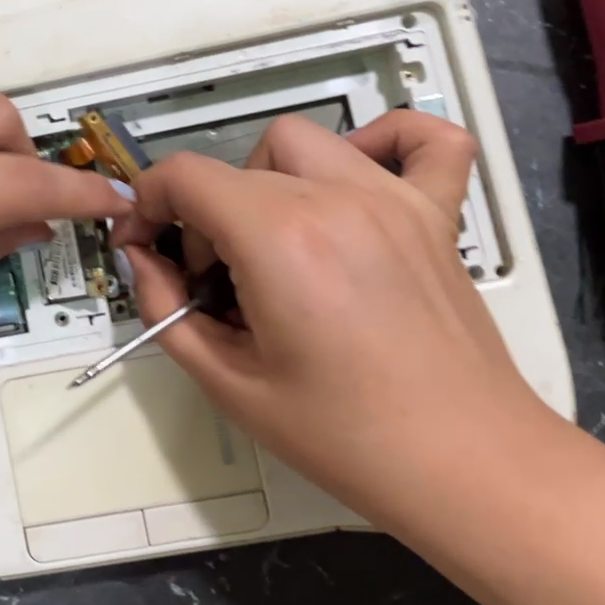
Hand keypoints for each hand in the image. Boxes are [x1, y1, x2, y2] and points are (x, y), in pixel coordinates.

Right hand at [117, 111, 547, 507]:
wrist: (461, 465)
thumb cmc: (342, 436)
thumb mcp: (226, 381)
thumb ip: (165, 308)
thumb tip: (143, 257)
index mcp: (279, 240)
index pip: (185, 175)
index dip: (148, 203)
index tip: (149, 245)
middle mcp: (336, 199)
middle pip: (235, 166)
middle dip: (204, 214)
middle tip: (217, 280)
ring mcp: (393, 198)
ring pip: (301, 140)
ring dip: (266, 178)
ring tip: (274, 239)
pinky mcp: (437, 213)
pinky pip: (422, 139)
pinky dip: (384, 140)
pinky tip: (360, 178)